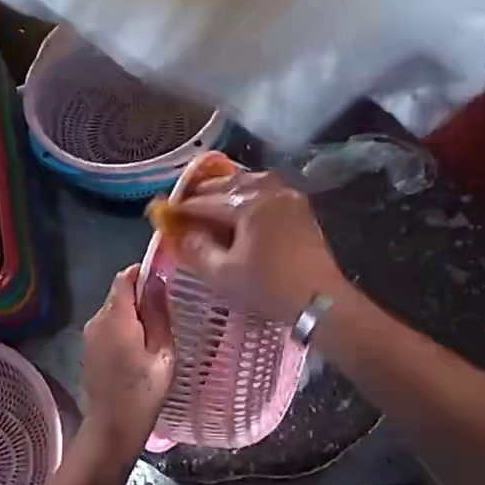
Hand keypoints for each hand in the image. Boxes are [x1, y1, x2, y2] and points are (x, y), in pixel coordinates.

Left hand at [80, 266, 173, 461]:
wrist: (113, 425)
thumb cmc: (143, 390)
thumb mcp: (161, 350)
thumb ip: (158, 313)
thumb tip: (157, 280)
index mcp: (115, 316)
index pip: (124, 278)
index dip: (143, 272)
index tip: (164, 278)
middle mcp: (96, 320)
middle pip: (119, 295)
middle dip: (141, 296)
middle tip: (168, 309)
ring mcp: (89, 335)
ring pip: (114, 312)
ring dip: (133, 314)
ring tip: (158, 331)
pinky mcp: (89, 349)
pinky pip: (108, 328)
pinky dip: (124, 329)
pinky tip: (141, 346)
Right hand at [172, 171, 351, 324]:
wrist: (320, 302)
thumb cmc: (269, 287)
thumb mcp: (223, 273)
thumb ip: (196, 250)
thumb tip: (181, 235)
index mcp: (249, 204)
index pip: (205, 201)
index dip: (182, 208)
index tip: (165, 214)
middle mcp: (269, 192)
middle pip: (227, 184)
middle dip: (203, 194)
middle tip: (183, 206)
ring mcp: (288, 197)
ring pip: (248, 182)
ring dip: (226, 190)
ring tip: (209, 202)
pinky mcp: (299, 208)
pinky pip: (265, 191)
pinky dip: (246, 194)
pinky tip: (237, 209)